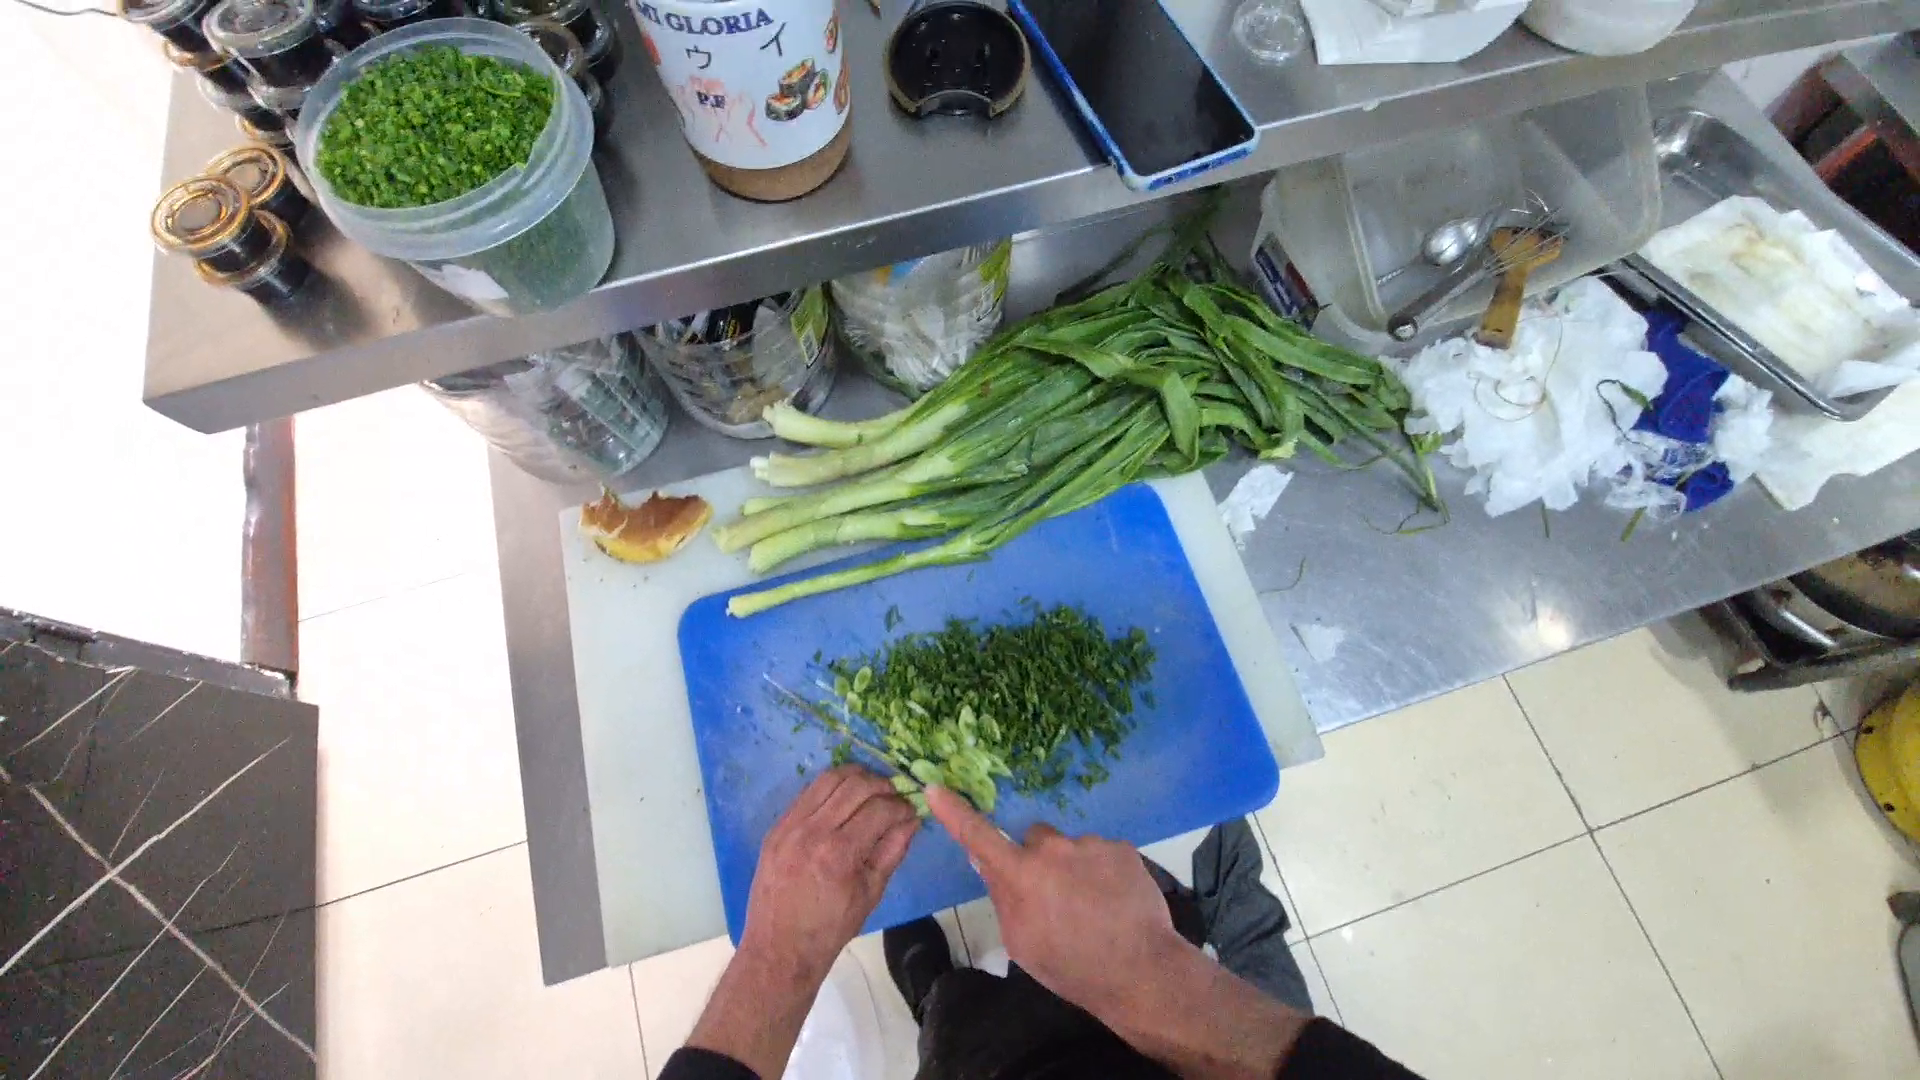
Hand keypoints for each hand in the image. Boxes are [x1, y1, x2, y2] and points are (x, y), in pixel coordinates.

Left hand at [739, 765, 920, 984]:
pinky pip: (808, 792)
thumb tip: (913, 819)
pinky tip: (844, 797)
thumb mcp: (871, 893)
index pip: (879, 810)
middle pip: (856, 785)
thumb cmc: (830, 929)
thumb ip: (893, 850)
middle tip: (894, 795)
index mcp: (839, 854)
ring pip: (829, 779)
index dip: (901, 805)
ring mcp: (790, 826)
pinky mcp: (776, 827)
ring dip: (856, 777)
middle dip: (883, 785)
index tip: (911, 809)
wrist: (778, 950)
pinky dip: (831, 788)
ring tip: (872, 788)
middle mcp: (813, 832)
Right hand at [924, 784, 1186, 1018]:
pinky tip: (1115, 902)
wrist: (1142, 972)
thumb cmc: (1072, 966)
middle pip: (1034, 840)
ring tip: (1094, 906)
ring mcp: (1090, 843)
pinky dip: (1104, 872)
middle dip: (1039, 860)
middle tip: (1056, 898)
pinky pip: (1101, 853)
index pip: (979, 837)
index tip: (936, 789)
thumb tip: (986, 860)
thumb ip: (1003, 895)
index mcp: (1022, 875)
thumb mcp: (1022, 941)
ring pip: (1071, 848)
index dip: (955, 813)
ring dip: (1075, 868)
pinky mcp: (1121, 847)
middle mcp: (1053, 848)